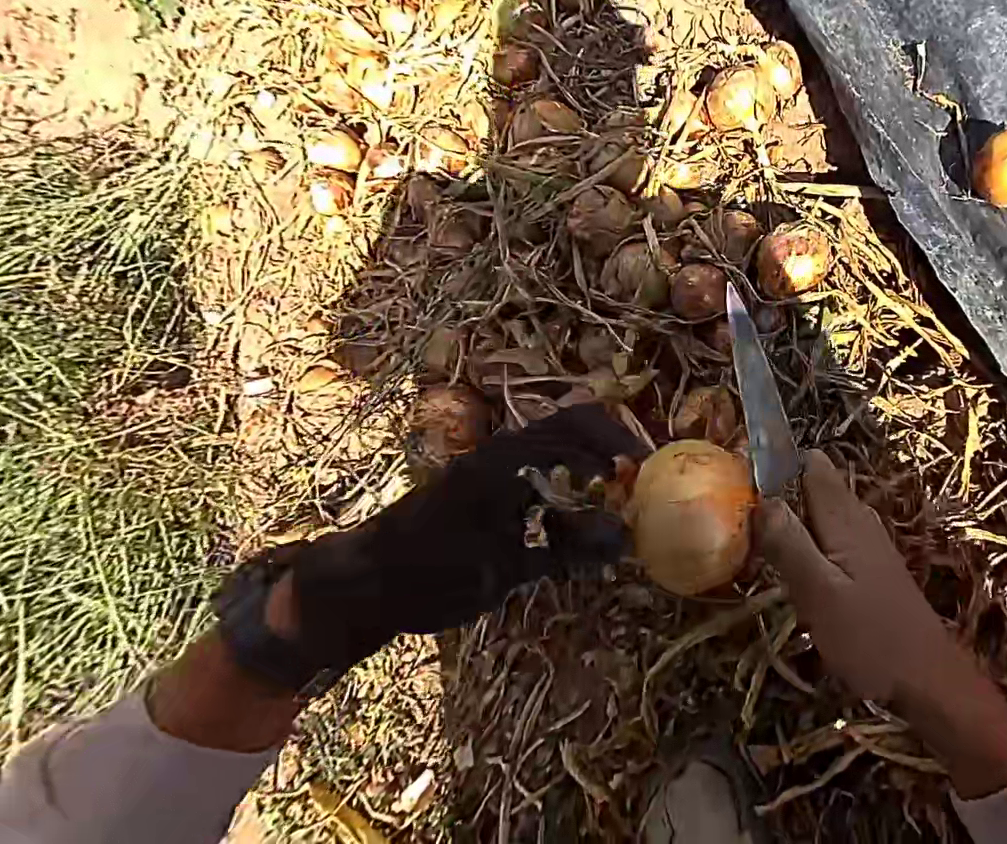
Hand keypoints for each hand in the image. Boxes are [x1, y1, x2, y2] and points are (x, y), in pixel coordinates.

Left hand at [284, 403, 646, 674]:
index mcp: (508, 459)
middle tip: (636, 476)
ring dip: (590, 457)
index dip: (618, 442)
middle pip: (572, 423)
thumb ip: (567, 547)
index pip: (579, 428)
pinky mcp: (485, 480)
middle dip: (610, 442)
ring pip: (556, 440)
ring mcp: (493, 462)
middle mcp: (504, 449)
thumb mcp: (506, 568)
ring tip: (612, 493)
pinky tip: (574, 508)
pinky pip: (539, 462)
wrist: (362, 583)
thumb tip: (626, 537)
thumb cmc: (433, 574)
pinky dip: (568, 474)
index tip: (644, 470)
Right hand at [755, 450, 1006, 797]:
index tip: (743, 483)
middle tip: (743, 524)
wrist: (929, 681)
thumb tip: (760, 498)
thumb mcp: (819, 593)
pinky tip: (795, 574)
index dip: (778, 463)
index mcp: (845, 517)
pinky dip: (809, 545)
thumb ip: (789, 543)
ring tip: (759, 549)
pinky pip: (832, 538)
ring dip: (793, 523)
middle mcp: (859, 519)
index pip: (811, 464)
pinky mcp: (871, 566)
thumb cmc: (871, 638)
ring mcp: (868, 543)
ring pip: (822, 515)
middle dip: (780, 496)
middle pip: (814, 487)